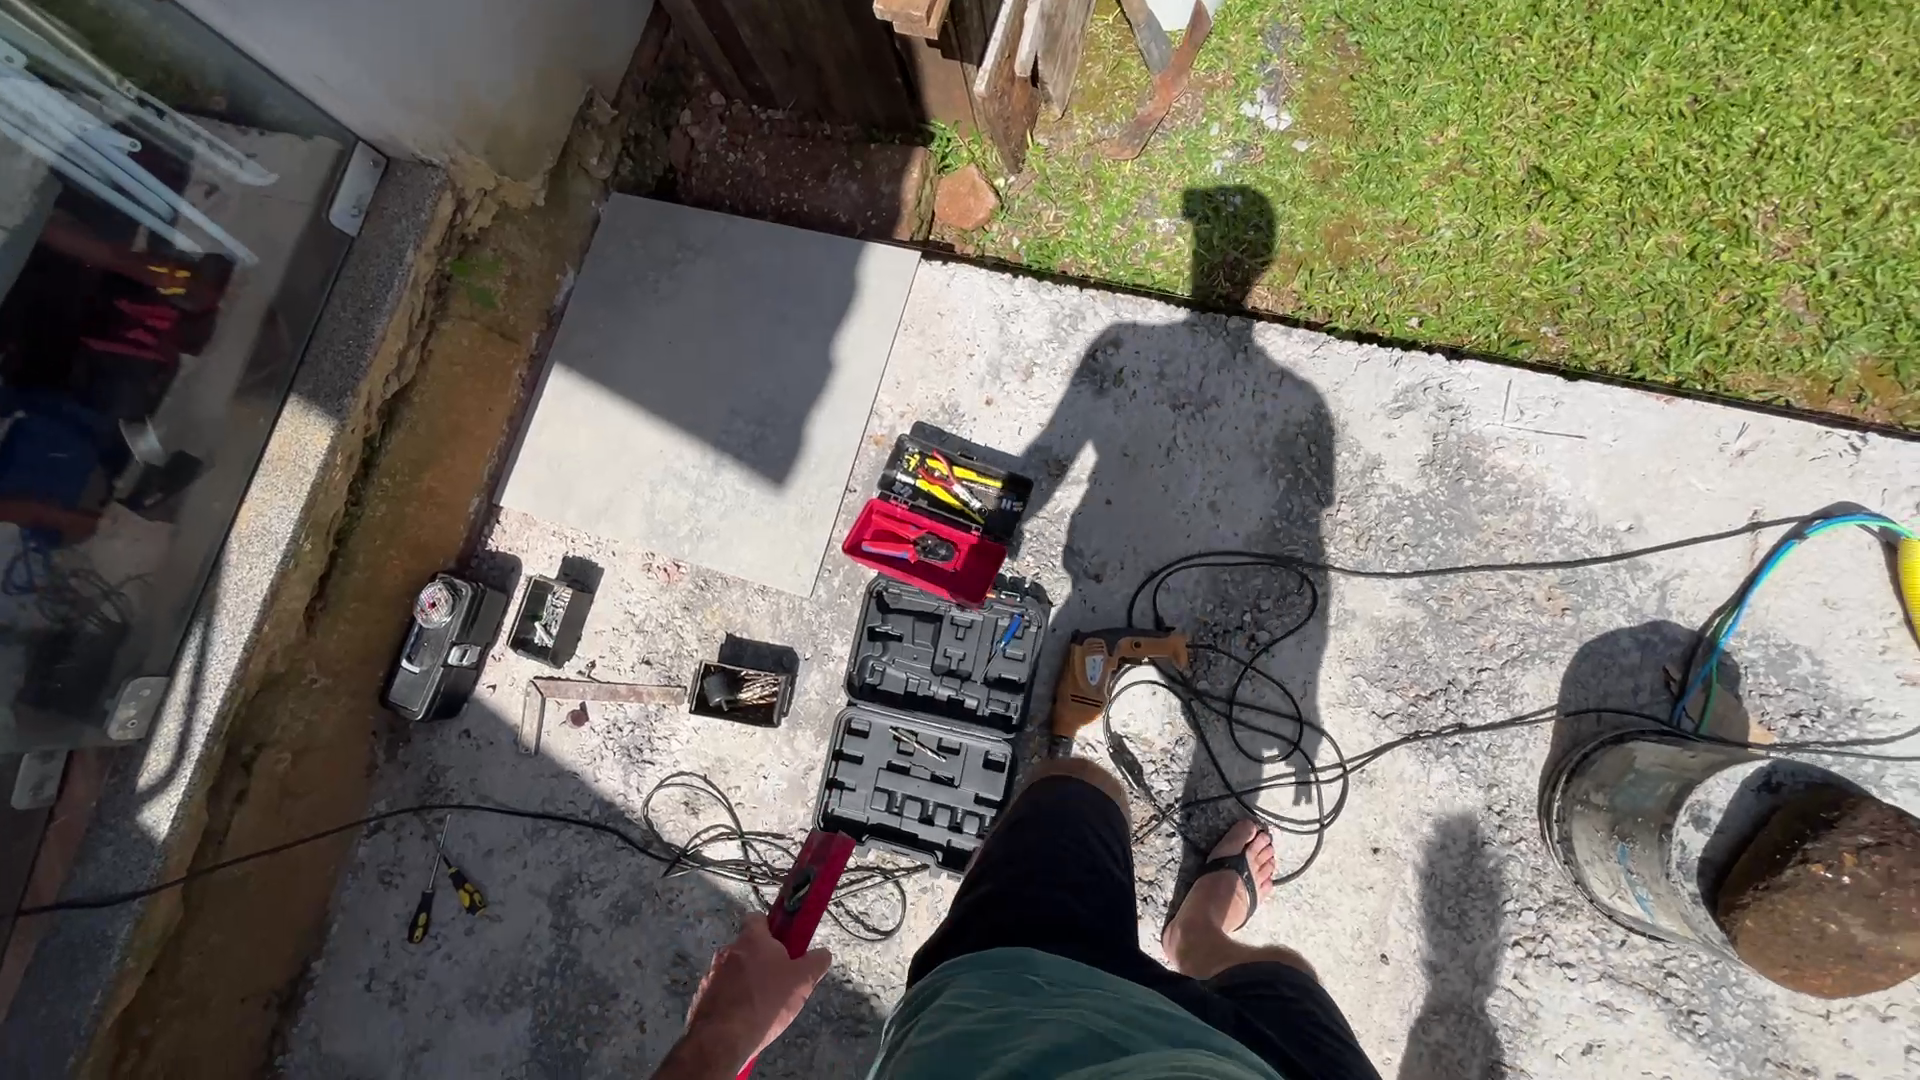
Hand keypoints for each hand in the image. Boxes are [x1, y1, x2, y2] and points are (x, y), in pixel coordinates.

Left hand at [681, 914, 831, 1071]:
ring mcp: (711, 975)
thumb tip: (822, 954)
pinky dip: (732, 1001)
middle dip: (761, 960)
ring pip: (734, 971)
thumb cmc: (765, 1003)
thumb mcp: (803, 981)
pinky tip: (744, 1019)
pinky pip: (721, 993)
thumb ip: (817, 962)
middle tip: (778, 980)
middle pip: (747, 947)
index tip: (783, 944)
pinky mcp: (701, 999)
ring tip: (761, 1005)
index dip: (772, 928)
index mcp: (752, 939)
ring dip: (746, 982)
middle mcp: (727, 951)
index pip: (758, 917)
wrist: (721, 1041)